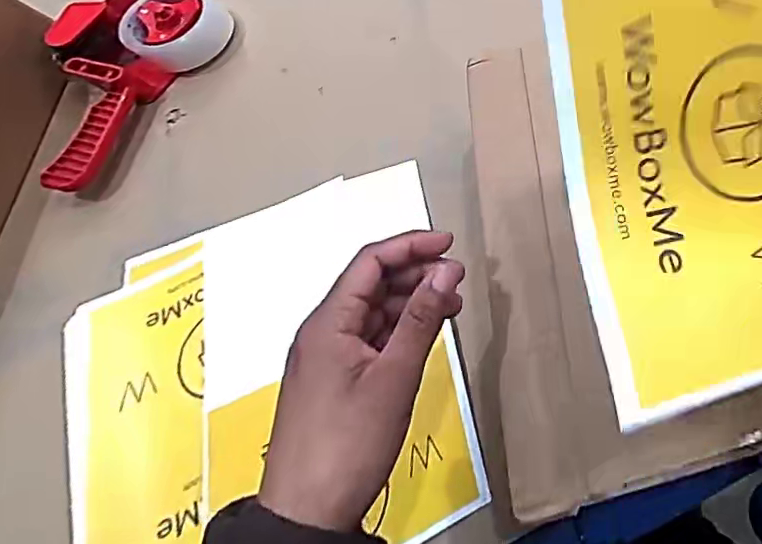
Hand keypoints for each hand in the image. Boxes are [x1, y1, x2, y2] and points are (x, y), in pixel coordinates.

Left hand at [257, 230, 464, 530]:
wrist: (306, 520)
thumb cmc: (345, 449)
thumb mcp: (394, 377)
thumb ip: (422, 318)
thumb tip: (446, 271)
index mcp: (328, 324)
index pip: (371, 261)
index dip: (411, 245)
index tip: (447, 245)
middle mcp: (323, 333)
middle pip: (373, 282)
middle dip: (417, 272)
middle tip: (455, 278)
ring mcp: (328, 356)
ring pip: (375, 308)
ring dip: (413, 300)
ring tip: (450, 305)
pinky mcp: (336, 377)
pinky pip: (373, 334)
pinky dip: (403, 327)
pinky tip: (427, 332)